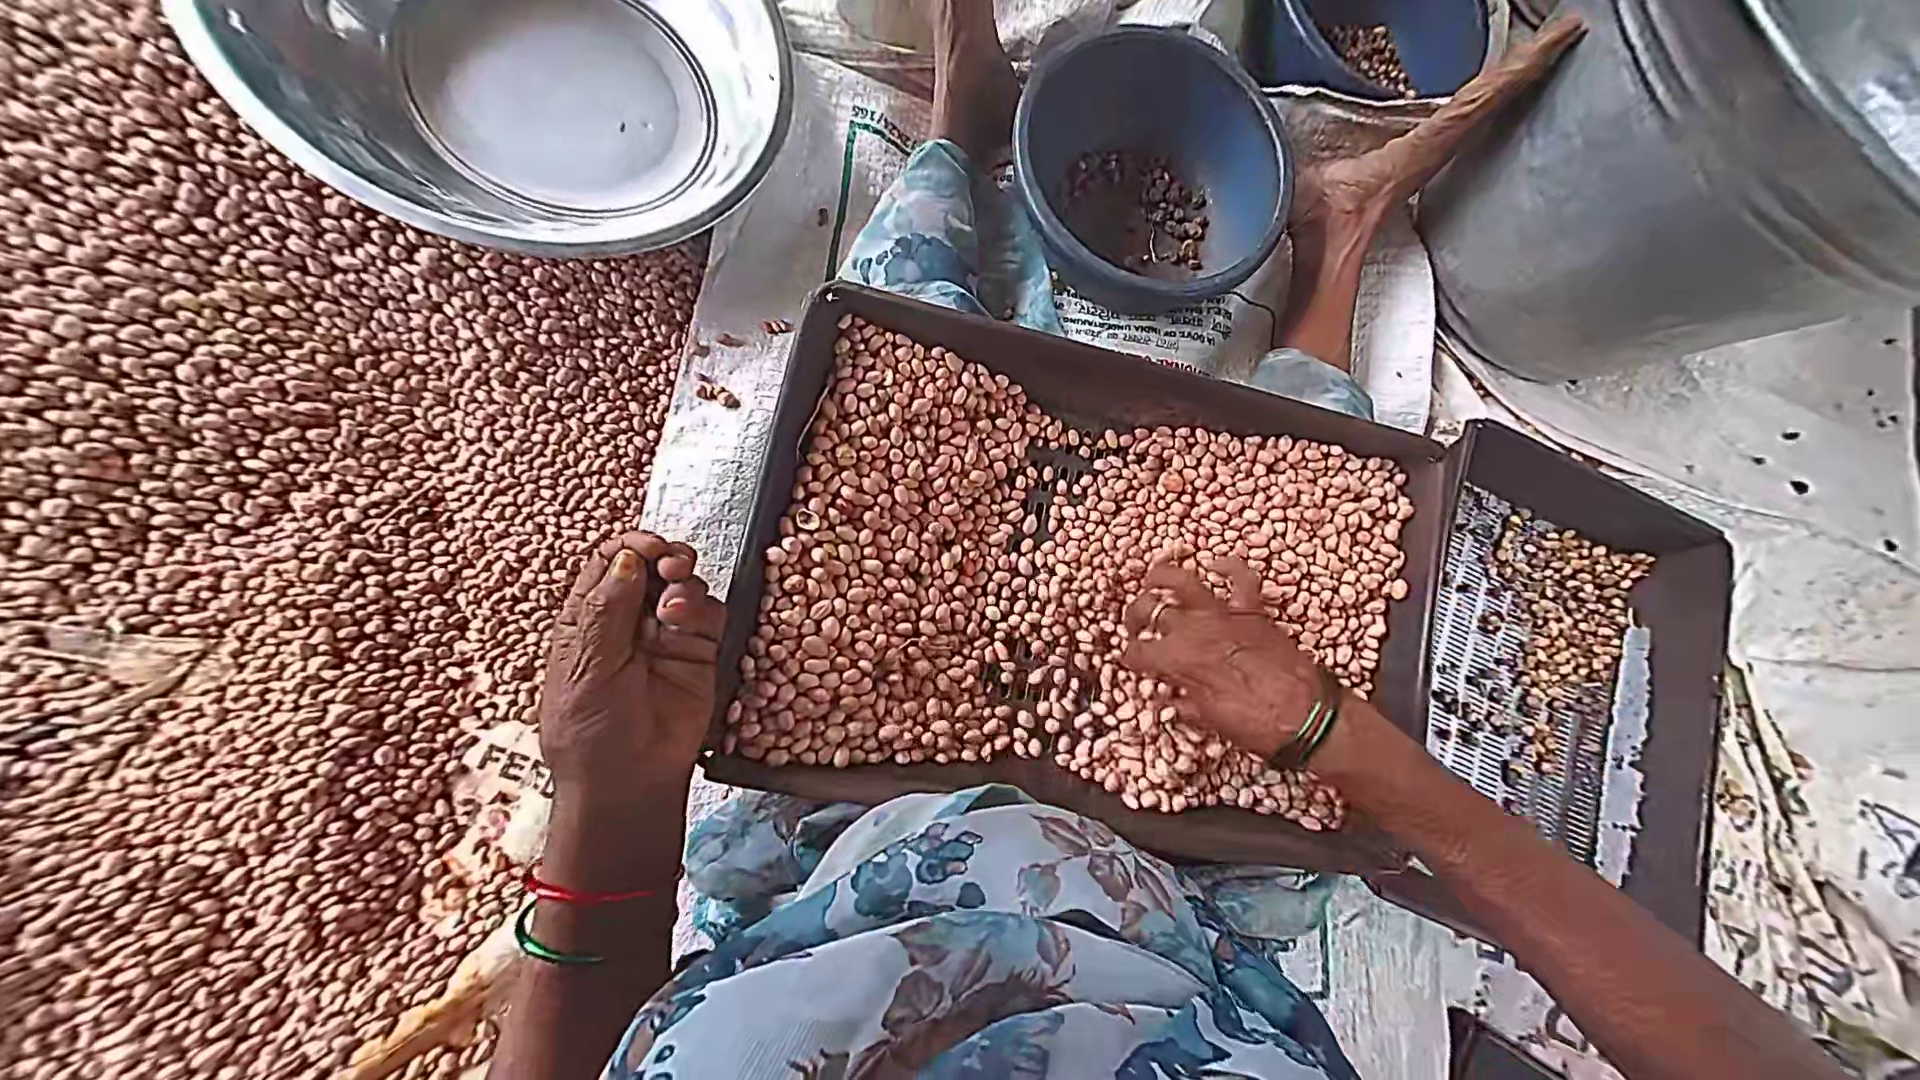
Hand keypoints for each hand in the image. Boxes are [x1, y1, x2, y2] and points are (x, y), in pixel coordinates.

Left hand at [538, 531, 725, 800]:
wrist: (631, 778)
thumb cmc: (591, 732)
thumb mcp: (585, 668)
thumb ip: (606, 610)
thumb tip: (625, 558)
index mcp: (590, 617)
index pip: (610, 561)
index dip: (631, 545)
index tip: (649, 547)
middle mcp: (630, 619)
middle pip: (653, 565)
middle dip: (666, 556)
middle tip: (672, 563)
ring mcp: (667, 633)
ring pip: (685, 584)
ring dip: (684, 584)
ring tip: (675, 608)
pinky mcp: (699, 649)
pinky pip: (710, 613)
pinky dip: (703, 609)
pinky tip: (687, 623)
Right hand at [1119, 557, 1325, 758]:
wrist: (1309, 718)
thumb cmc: (1256, 724)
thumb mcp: (1209, 718)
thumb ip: (1184, 701)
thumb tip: (1171, 697)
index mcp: (1176, 660)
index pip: (1138, 653)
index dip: (1130, 658)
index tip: (1132, 661)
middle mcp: (1193, 630)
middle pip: (1149, 611)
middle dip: (1135, 617)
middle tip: (1135, 625)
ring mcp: (1222, 615)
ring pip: (1182, 581)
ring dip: (1163, 576)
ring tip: (1153, 579)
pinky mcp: (1252, 611)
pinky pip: (1240, 578)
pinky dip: (1228, 567)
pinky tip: (1216, 566)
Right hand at [1292, 13, 1586, 229]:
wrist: (1326, 258)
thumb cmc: (1323, 224)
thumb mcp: (1313, 178)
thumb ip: (1312, 153)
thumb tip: (1281, 129)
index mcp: (1419, 150)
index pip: (1479, 100)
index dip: (1520, 67)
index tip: (1564, 32)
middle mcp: (1433, 153)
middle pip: (1491, 103)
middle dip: (1525, 68)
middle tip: (1562, 33)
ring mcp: (1426, 162)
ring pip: (1478, 115)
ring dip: (1503, 87)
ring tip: (1533, 57)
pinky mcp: (1413, 169)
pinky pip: (1458, 126)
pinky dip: (1479, 104)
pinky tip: (1481, 96)